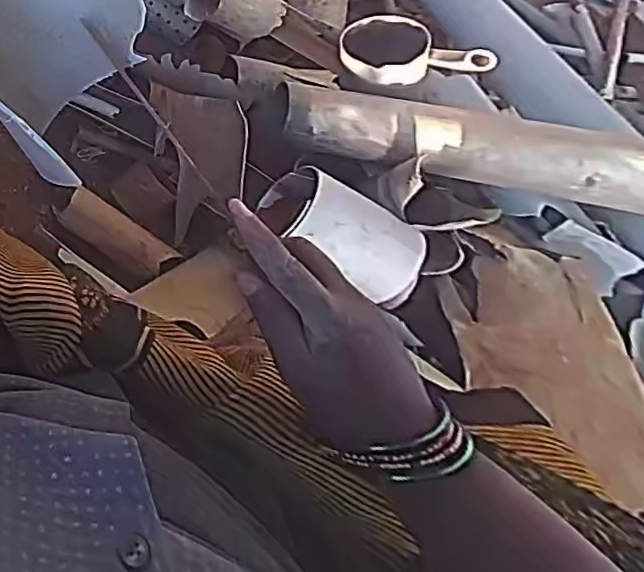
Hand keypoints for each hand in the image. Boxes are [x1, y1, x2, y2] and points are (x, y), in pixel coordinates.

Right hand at [227, 198, 437, 450]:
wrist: (408, 438)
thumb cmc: (342, 407)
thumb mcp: (295, 366)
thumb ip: (270, 316)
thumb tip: (245, 276)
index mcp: (326, 313)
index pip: (282, 262)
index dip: (254, 232)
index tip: (235, 204)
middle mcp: (349, 299)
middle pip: (305, 251)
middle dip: (273, 242)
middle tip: (242, 251)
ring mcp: (364, 305)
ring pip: (319, 262)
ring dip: (290, 259)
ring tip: (264, 276)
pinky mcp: (372, 314)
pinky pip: (331, 279)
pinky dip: (306, 276)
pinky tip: (293, 299)